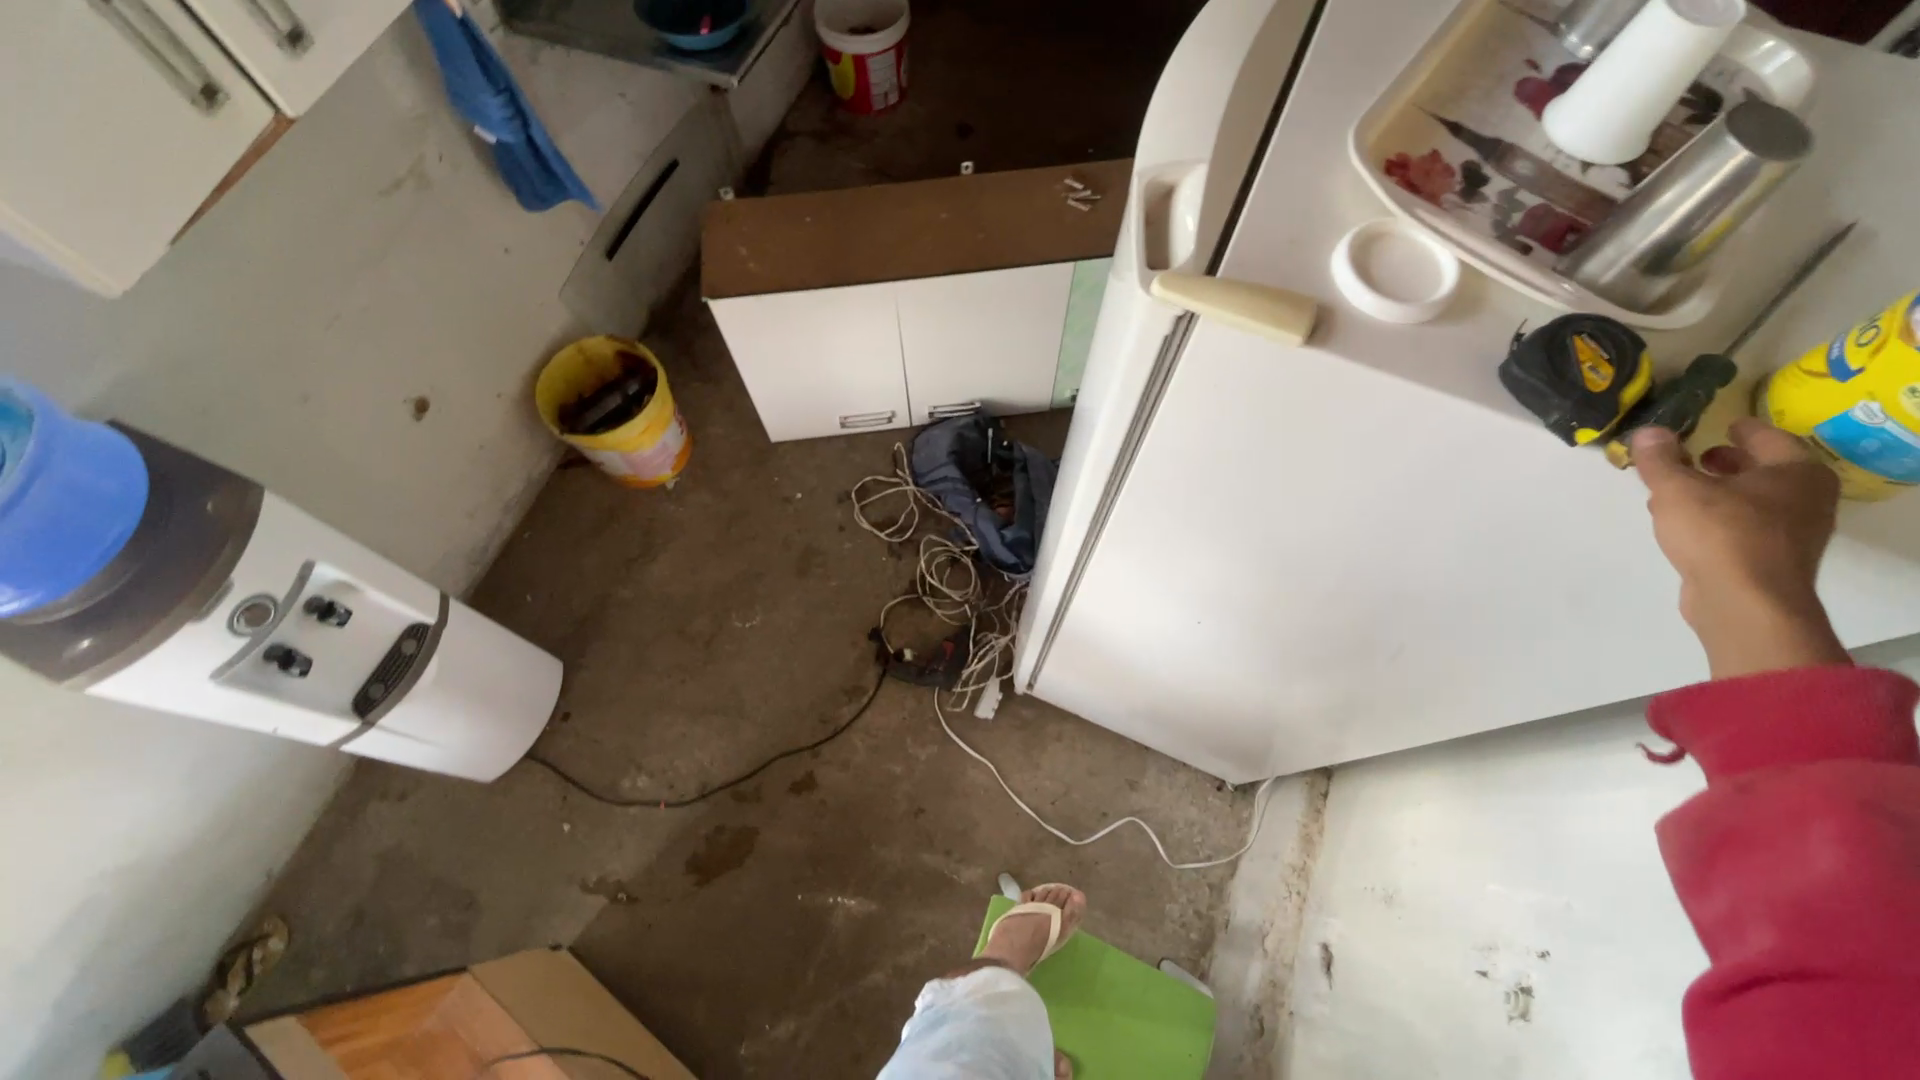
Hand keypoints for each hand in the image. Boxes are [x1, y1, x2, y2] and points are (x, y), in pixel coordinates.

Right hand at [1632, 419, 1849, 679]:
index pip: (1768, 438)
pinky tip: (1687, 525)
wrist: (1745, 601)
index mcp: (1797, 472)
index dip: (1742, 429)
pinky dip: (1719, 517)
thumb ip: (1660, 459)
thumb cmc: (1720, 533)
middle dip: (1726, 463)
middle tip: (1693, 458)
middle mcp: (1808, 498)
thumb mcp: (1677, 489)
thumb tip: (1647, 431)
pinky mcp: (1773, 559)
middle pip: (1763, 470)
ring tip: (1678, 492)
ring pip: (1753, 500)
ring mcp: (1795, 532)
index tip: (1723, 425)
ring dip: (1718, 493)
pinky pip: (1745, 526)